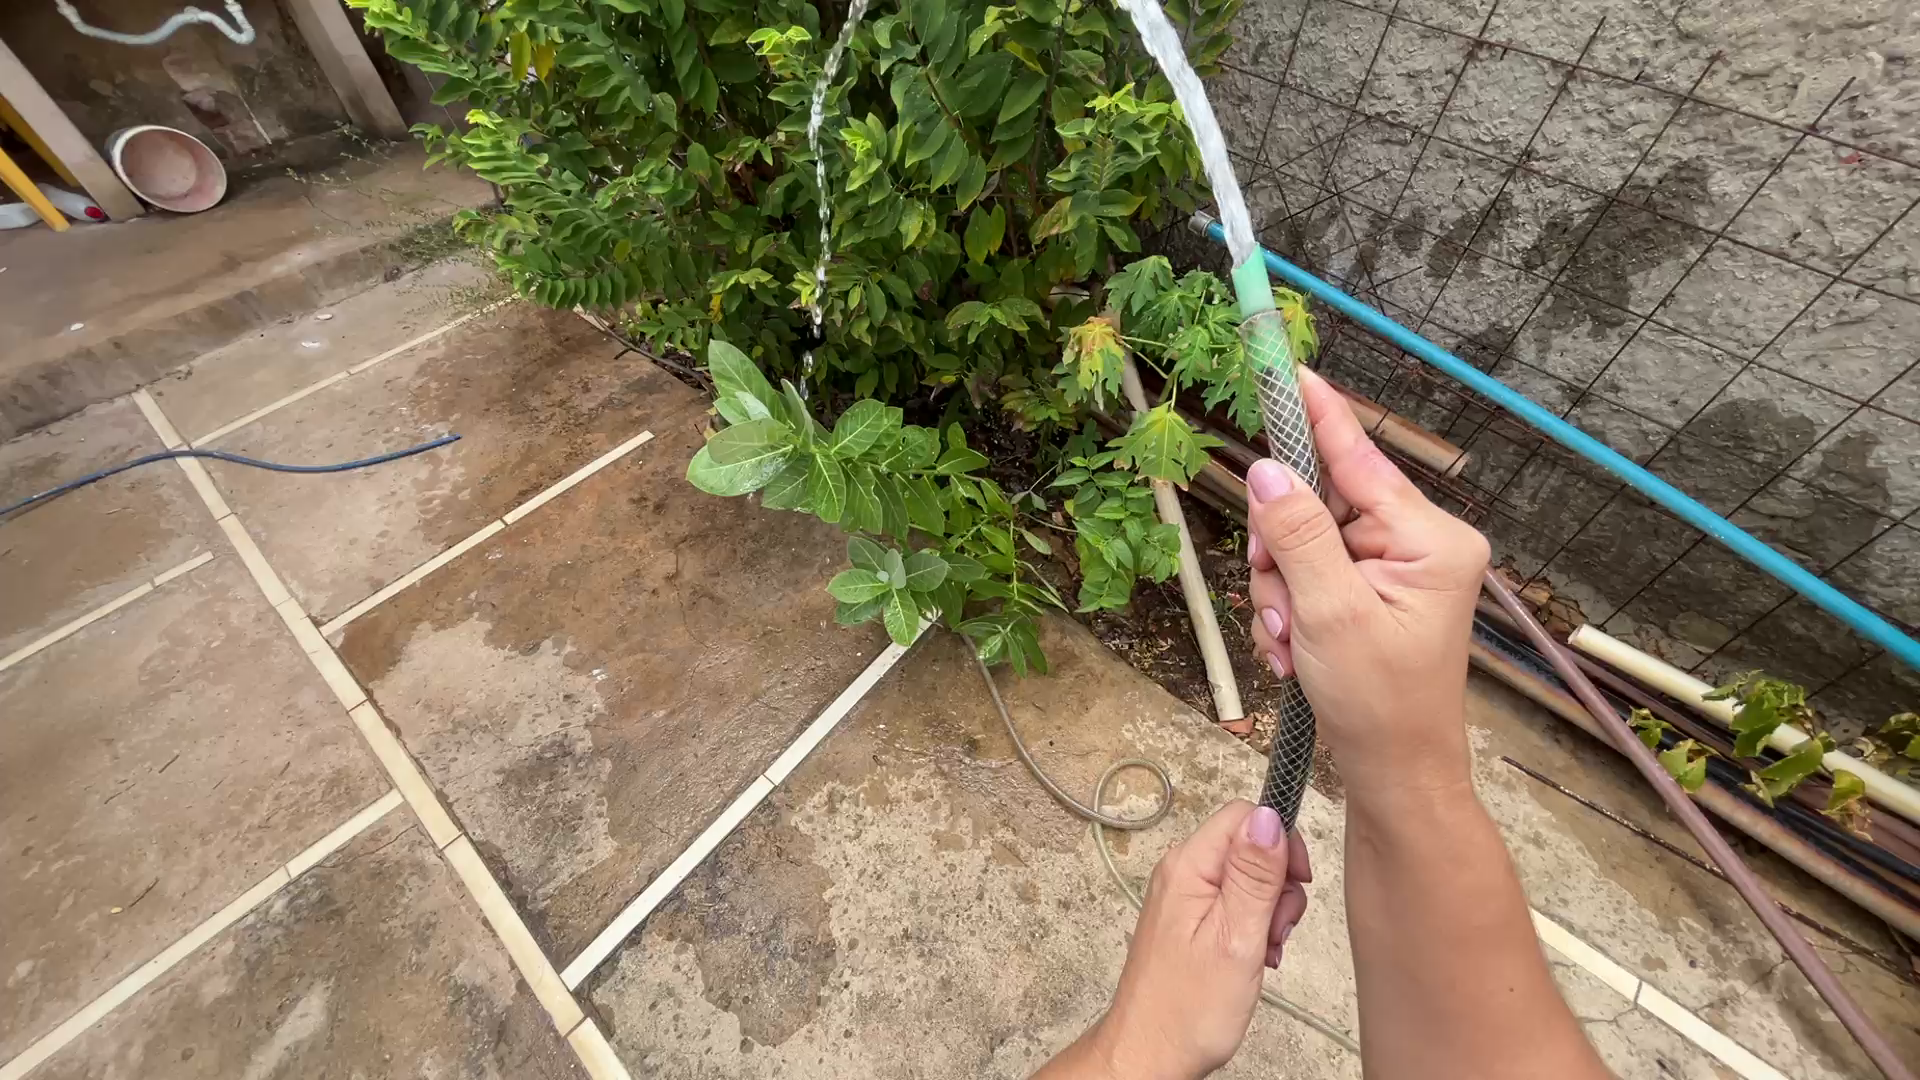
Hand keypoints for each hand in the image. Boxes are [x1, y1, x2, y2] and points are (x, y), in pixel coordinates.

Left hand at [1075, 801, 1310, 1079]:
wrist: (1152, 1050)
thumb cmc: (1190, 1006)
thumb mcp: (1236, 937)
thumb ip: (1254, 874)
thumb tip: (1270, 815)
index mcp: (1188, 863)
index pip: (1243, 815)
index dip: (1280, 841)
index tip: (1297, 884)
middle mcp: (1182, 867)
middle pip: (1247, 844)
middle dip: (1277, 884)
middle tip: (1274, 931)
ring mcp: (1184, 891)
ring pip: (1246, 875)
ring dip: (1268, 910)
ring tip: (1262, 951)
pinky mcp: (1189, 913)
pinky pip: (1233, 899)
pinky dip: (1253, 925)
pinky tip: (1253, 955)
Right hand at [1246, 366, 1488, 802]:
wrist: (1391, 771)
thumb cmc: (1377, 700)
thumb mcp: (1330, 614)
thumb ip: (1297, 535)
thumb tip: (1265, 471)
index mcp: (1427, 539)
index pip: (1359, 461)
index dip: (1319, 415)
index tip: (1289, 370)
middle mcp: (1410, 543)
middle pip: (1311, 508)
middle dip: (1279, 559)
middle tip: (1280, 609)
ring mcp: (1385, 568)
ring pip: (1295, 545)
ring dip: (1277, 593)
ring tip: (1292, 643)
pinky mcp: (1361, 590)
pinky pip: (1299, 575)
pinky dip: (1283, 609)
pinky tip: (1294, 650)